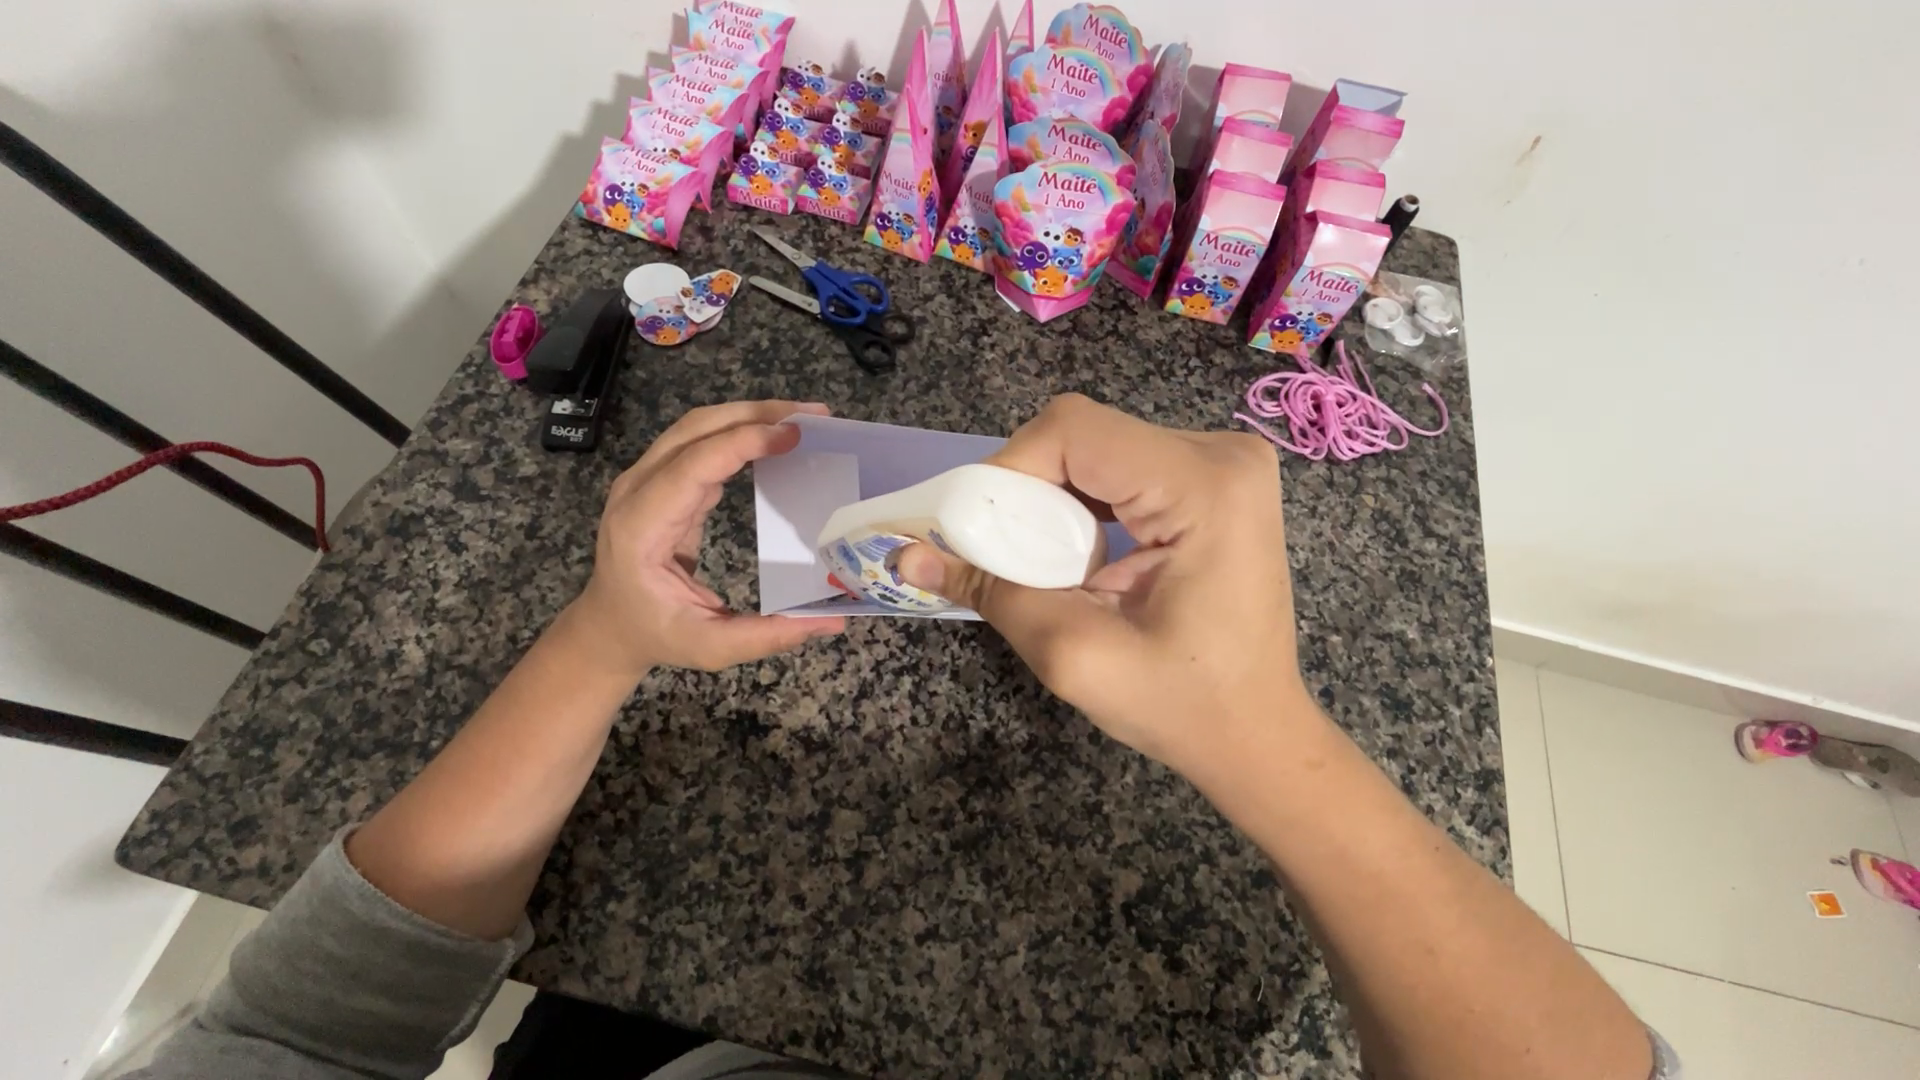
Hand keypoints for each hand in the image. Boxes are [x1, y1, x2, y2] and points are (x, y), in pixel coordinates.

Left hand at [567, 400, 845, 675]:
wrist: (609, 625)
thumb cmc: (655, 633)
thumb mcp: (710, 646)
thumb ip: (767, 635)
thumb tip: (832, 621)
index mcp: (642, 527)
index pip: (692, 464)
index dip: (743, 442)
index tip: (793, 435)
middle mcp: (637, 491)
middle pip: (695, 428)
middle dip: (755, 413)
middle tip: (814, 416)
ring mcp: (645, 480)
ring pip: (697, 426)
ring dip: (750, 415)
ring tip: (803, 419)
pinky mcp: (661, 480)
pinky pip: (700, 441)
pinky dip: (740, 430)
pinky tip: (777, 438)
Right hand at [896, 394, 1309, 779]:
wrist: (1256, 732)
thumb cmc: (1181, 706)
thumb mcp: (1074, 655)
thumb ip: (991, 591)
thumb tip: (908, 554)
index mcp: (1204, 488)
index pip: (1074, 431)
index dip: (1009, 470)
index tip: (979, 530)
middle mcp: (1221, 456)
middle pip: (1083, 433)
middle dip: (1027, 488)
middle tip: (1003, 553)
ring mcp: (1223, 464)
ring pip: (1096, 446)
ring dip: (1051, 496)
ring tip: (1037, 558)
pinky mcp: (1213, 481)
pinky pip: (1122, 466)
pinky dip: (1082, 501)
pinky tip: (1077, 551)